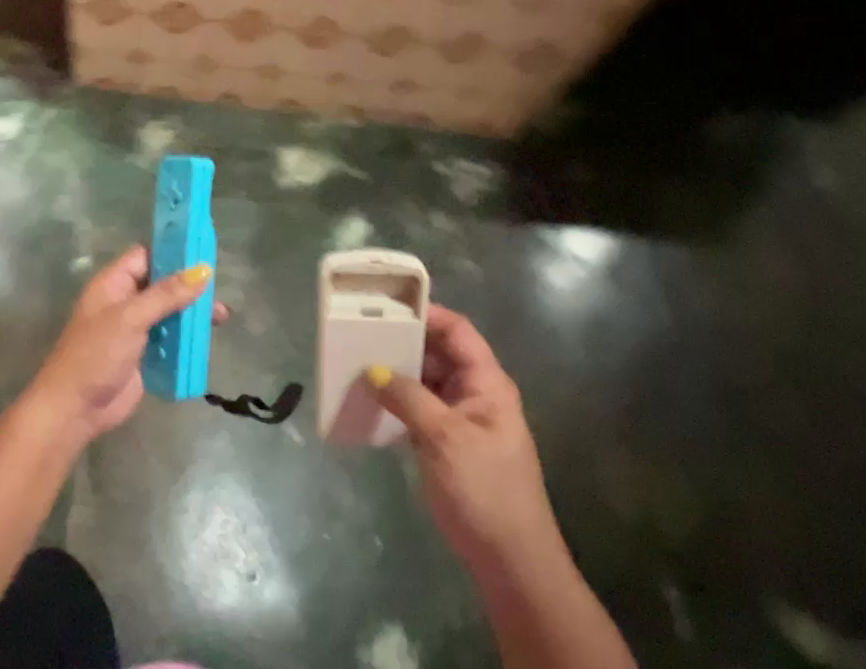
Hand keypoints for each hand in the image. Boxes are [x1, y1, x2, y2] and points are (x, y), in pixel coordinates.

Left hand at [24, 246, 228, 444]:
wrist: (76, 408)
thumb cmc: (96, 354)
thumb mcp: (130, 318)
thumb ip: (166, 294)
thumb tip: (203, 270)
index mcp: (113, 284)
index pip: (145, 256)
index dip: (171, 252)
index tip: (203, 253)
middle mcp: (125, 302)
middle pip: (162, 285)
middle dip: (189, 287)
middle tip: (217, 291)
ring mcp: (135, 330)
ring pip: (170, 313)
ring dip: (193, 314)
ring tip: (221, 317)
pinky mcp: (146, 355)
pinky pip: (171, 339)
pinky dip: (188, 338)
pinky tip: (207, 339)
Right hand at [371, 306, 563, 571]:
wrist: (509, 557)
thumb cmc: (484, 489)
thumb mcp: (444, 438)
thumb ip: (408, 398)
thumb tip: (374, 370)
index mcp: (487, 384)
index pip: (458, 332)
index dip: (427, 314)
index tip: (386, 307)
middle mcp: (475, 395)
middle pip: (438, 354)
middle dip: (402, 343)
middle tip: (360, 335)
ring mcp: (461, 421)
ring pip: (425, 383)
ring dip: (396, 375)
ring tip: (356, 364)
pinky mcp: (447, 445)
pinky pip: (419, 411)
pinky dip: (396, 404)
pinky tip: (368, 404)